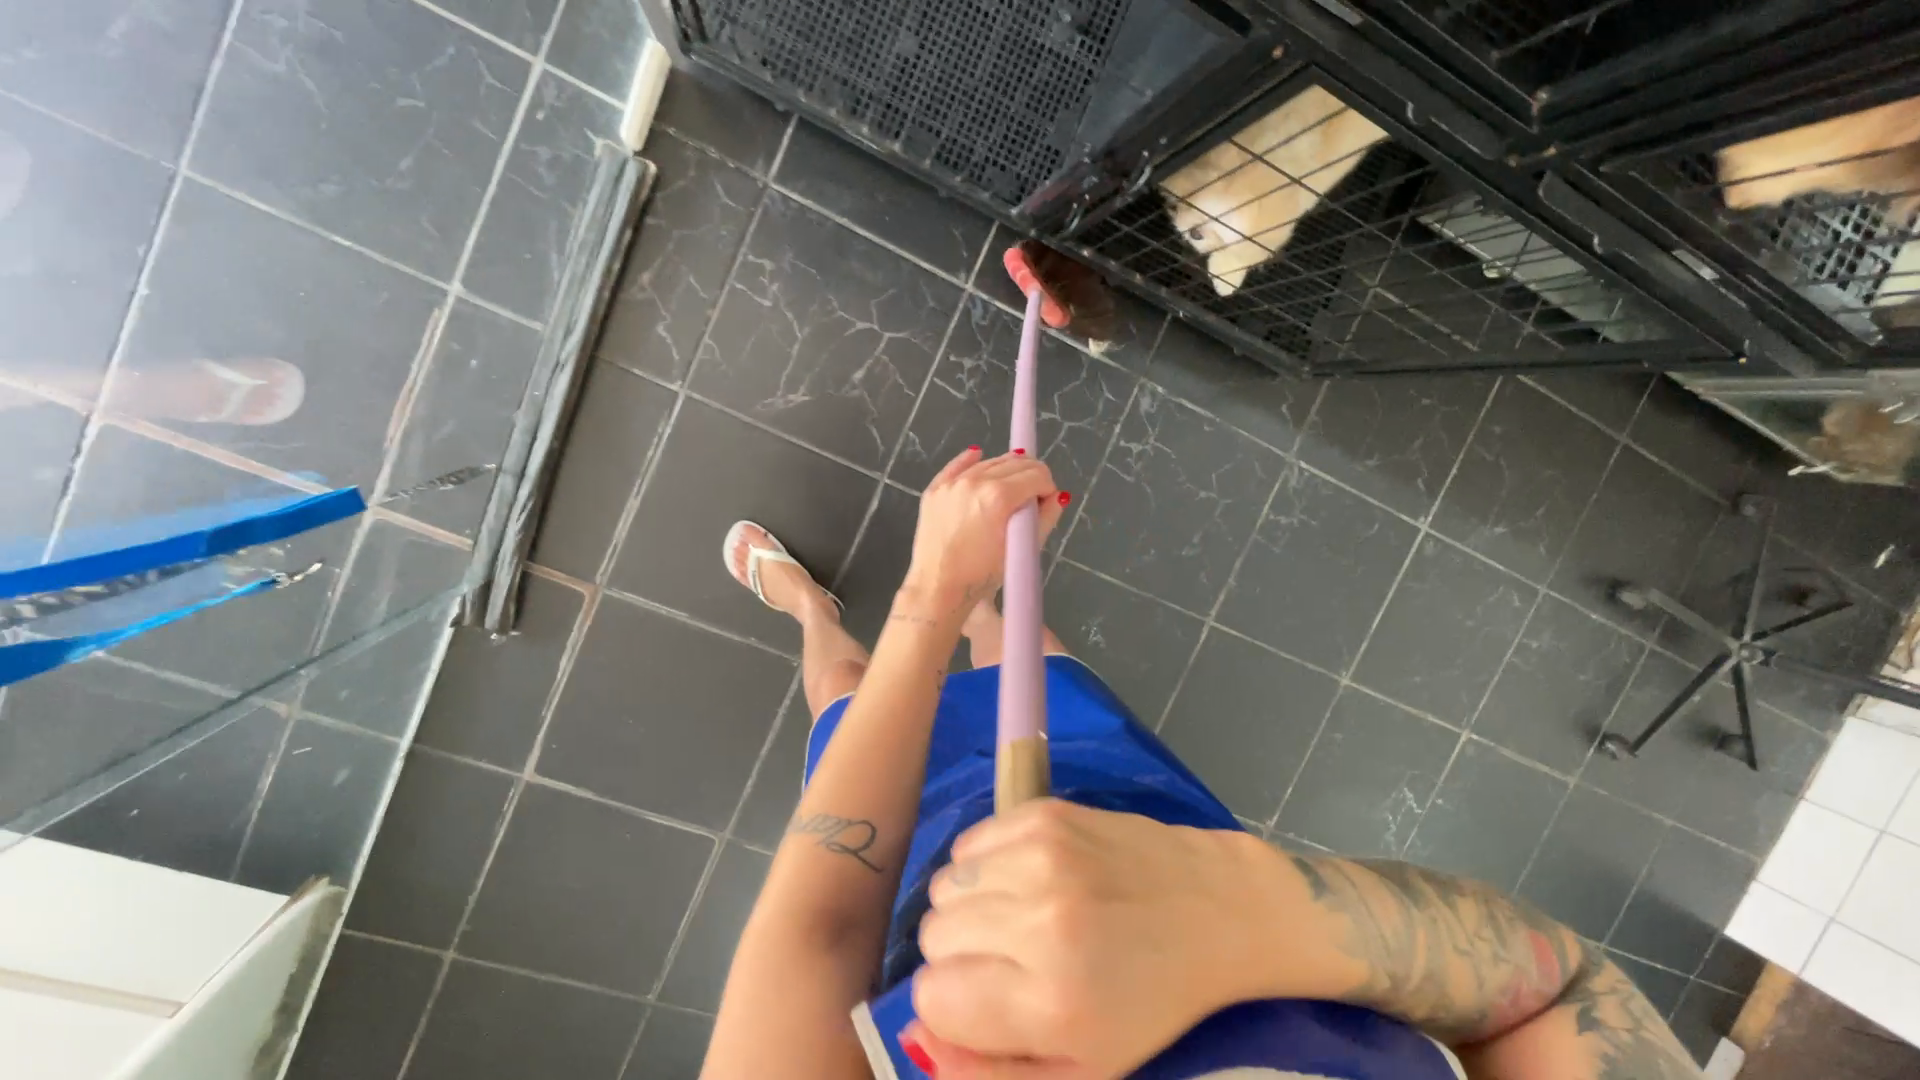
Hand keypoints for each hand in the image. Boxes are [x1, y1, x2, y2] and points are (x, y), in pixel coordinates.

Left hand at [904, 448, 1064, 605]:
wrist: (938, 588)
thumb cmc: (982, 575)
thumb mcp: (1021, 549)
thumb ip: (1045, 517)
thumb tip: (1058, 496)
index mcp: (999, 496)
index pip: (1037, 474)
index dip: (1047, 487)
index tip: (1046, 502)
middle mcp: (975, 481)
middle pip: (1015, 463)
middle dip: (1030, 477)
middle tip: (1031, 498)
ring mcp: (952, 484)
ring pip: (989, 462)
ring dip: (1005, 472)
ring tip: (1009, 490)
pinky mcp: (935, 490)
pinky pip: (957, 465)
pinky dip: (971, 460)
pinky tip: (978, 456)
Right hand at [906, 800, 1270, 1078]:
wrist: (1217, 909)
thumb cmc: (1152, 1000)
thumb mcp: (1085, 1068)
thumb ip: (992, 1070)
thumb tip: (917, 1039)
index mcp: (1053, 1003)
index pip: (932, 996)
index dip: (952, 1002)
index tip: (988, 996)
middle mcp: (1040, 923)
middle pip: (934, 935)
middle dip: (961, 954)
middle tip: (1013, 956)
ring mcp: (1043, 858)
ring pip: (946, 885)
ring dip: (971, 906)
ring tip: (1021, 915)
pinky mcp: (1046, 814)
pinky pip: (970, 842)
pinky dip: (985, 863)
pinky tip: (1027, 877)